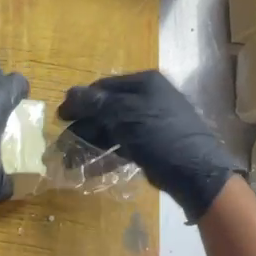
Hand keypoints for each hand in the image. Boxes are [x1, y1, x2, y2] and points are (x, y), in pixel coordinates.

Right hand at [60, 71, 241, 221]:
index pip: (103, 87)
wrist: (195, 171)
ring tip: (71, 162)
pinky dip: (107, 156)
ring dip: (91, 145)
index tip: (60, 117)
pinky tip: (91, 170)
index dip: (80, 101)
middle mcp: (149, 99)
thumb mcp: (124, 115)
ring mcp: (152, 123)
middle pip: (107, 110)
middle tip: (63, 145)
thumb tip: (69, 94)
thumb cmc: (159, 135)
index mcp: (144, 83)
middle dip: (84, 127)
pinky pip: (124, 147)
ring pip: (113, 130)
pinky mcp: (154, 146)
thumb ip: (95, 103)